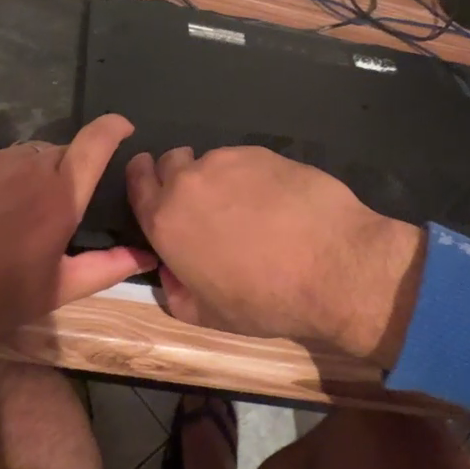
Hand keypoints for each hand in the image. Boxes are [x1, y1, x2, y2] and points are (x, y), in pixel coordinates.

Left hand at [0, 114, 152, 418]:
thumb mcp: (55, 291)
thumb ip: (106, 268)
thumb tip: (145, 256)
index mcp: (59, 196)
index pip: (96, 142)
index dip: (114, 128)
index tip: (124, 128)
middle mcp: (27, 168)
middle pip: (61, 153)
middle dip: (70, 172)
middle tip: (59, 213)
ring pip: (25, 158)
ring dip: (34, 177)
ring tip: (18, 220)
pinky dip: (1, 182)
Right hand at [126, 146, 424, 366]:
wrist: (332, 266)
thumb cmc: (265, 300)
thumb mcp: (208, 316)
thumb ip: (176, 291)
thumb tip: (172, 270)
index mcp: (165, 220)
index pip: (137, 182)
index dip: (141, 177)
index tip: (149, 179)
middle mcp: (188, 182)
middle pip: (170, 162)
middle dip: (178, 177)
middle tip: (204, 204)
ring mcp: (228, 162)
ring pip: (211, 161)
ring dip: (219, 179)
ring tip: (249, 207)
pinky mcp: (264, 152)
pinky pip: (245, 160)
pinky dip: (252, 175)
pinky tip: (276, 200)